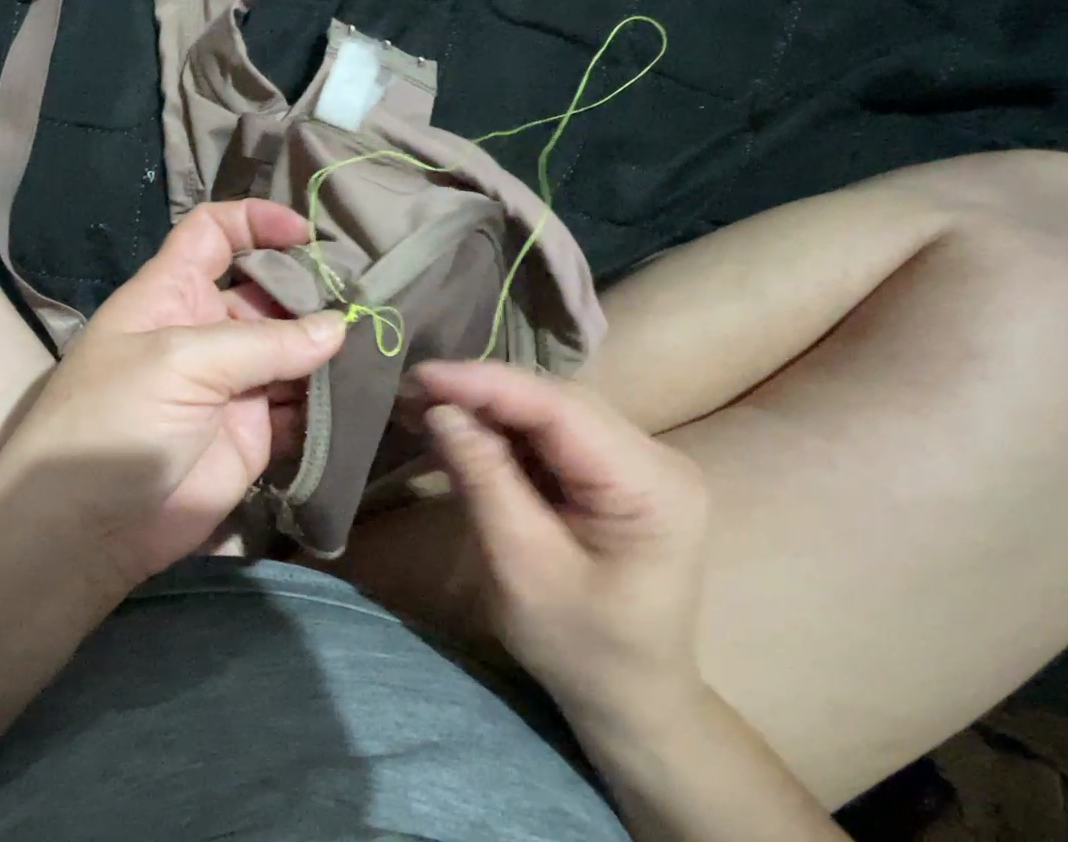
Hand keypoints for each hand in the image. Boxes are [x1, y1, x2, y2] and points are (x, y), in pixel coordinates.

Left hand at [0, 200, 346, 590]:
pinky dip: (329, 400)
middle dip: (310, 291)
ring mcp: (230, 385)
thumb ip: (263, 343)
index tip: (308, 232)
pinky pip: (300, 408)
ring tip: (380, 339)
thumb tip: (338, 327)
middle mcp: (203, 332)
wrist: (88, 525)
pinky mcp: (252, 435)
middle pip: (265, 293)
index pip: (211, 235)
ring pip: (291, 351)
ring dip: (329, 347)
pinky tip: (365, 391)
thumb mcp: (180, 361)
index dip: (255, 222)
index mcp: (170, 295)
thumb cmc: (116, 420)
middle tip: (367, 296)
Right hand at [411, 360, 710, 727]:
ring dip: (486, 408)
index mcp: (650, 485)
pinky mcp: (615, 473)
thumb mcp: (520, 565)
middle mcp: (656, 459)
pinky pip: (552, 435)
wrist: (628, 693)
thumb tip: (440, 410)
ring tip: (423, 406)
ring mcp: (639, 464)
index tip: (420, 374)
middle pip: (557, 402)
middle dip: (481, 392)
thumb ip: (484, 479)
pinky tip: (460, 431)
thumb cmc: (578, 643)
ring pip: (551, 412)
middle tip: (410, 391)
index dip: (486, 383)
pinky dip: (501, 432)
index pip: (560, 408)